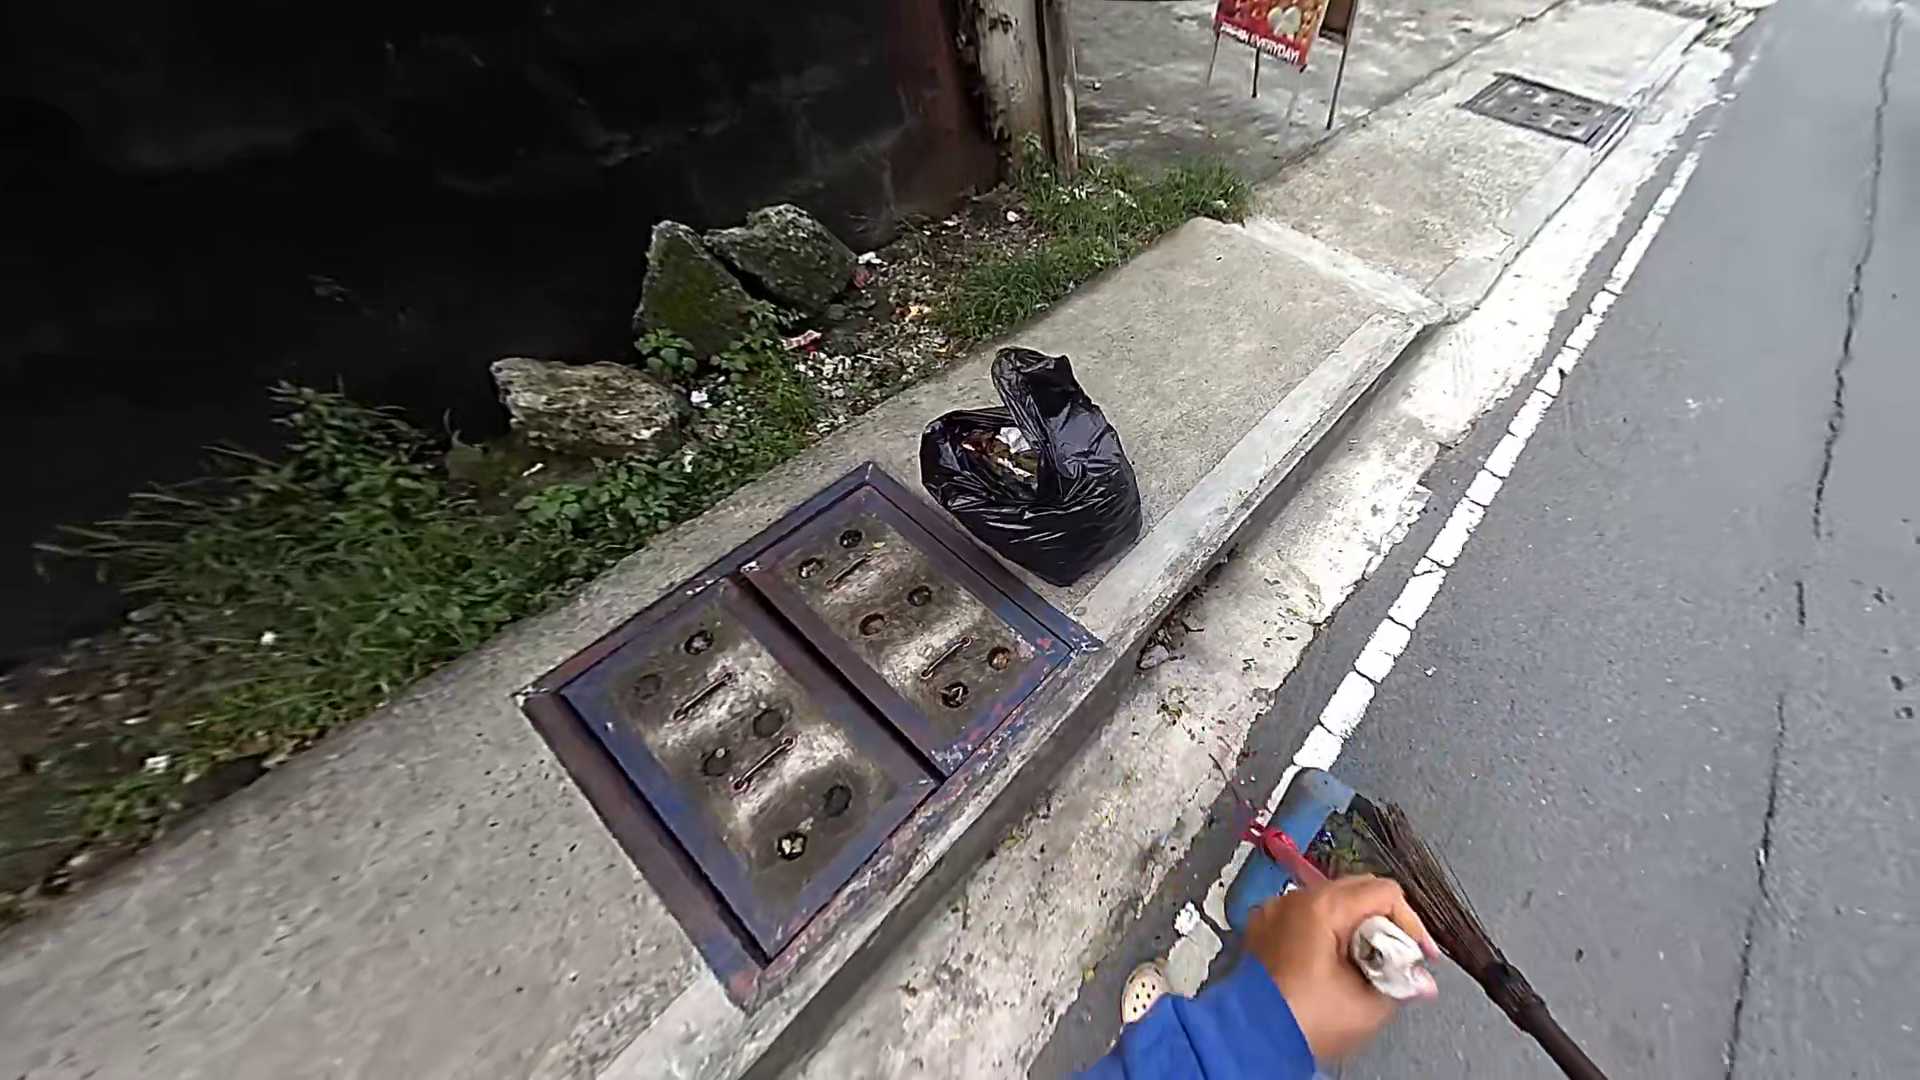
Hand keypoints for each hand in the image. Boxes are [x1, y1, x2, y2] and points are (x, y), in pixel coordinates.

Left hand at [1244, 874, 1439, 1062]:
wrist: (1256, 1028)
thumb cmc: (1307, 1017)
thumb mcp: (1368, 1004)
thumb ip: (1400, 981)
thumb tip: (1419, 977)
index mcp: (1321, 907)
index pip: (1381, 891)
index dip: (1410, 922)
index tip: (1421, 953)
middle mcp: (1294, 898)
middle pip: (1353, 889)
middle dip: (1384, 921)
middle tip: (1400, 958)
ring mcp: (1274, 908)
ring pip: (1326, 900)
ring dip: (1354, 925)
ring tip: (1369, 963)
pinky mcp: (1263, 923)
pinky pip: (1301, 913)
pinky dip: (1324, 929)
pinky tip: (1334, 960)